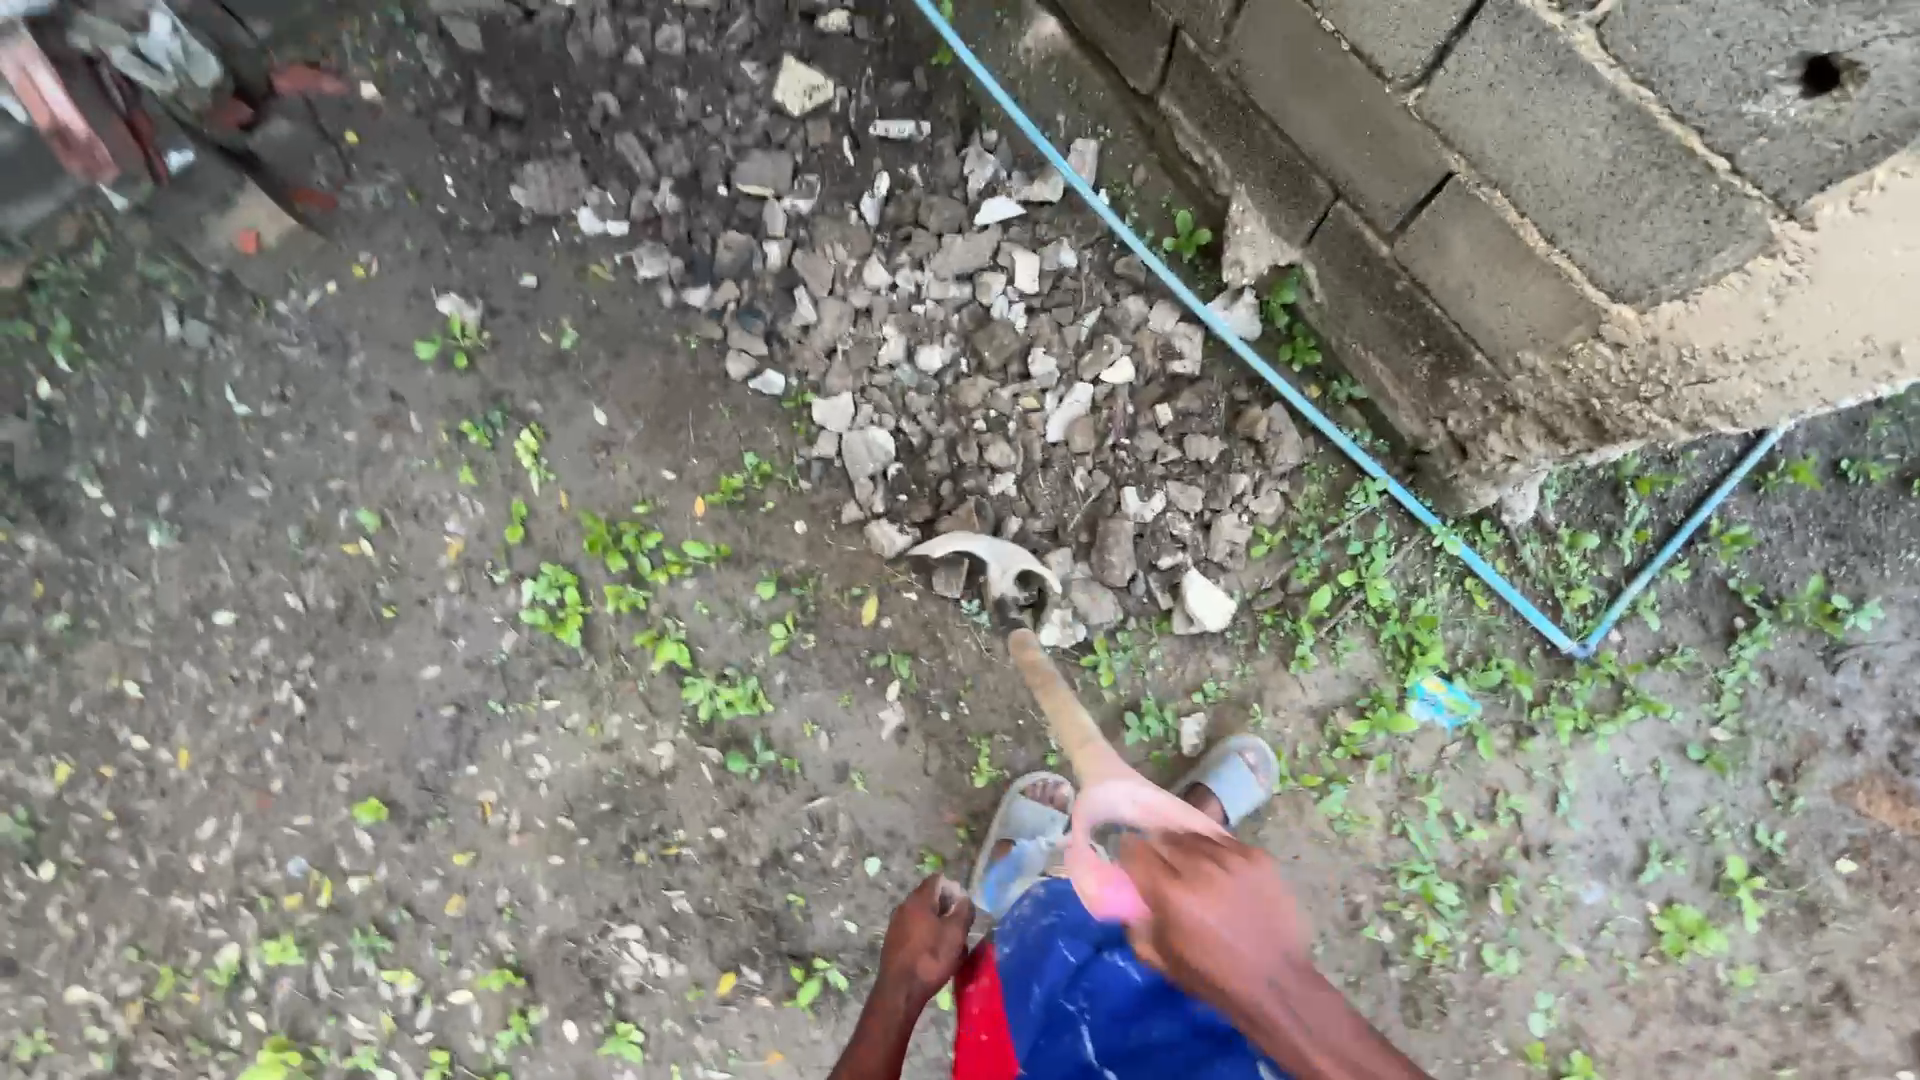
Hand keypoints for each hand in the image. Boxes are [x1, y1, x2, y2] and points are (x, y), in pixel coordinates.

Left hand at [875, 874, 974, 1011]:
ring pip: (923, 917)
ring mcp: (896, 925)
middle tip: (961, 926)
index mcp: (918, 900)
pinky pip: (914, 931)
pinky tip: (935, 955)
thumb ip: (963, 911)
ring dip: (938, 925)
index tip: (964, 906)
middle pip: (929, 898)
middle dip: (947, 909)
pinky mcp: (893, 943)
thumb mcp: (955, 934)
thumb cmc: (930, 958)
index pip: (937, 880)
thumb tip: (964, 899)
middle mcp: (904, 907)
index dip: (953, 888)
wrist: (900, 991)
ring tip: (951, 944)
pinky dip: (927, 937)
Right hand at [1116, 831, 1311, 1021]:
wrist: (1278, 984)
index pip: (1136, 851)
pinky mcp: (1258, 858)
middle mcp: (1199, 868)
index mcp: (1171, 893)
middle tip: (1164, 865)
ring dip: (1188, 847)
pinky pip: (1226, 841)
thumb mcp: (1164, 962)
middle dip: (1159, 849)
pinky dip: (1218, 851)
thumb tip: (1128, 903)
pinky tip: (1222, 869)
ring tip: (1193, 864)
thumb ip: (1137, 929)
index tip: (1132, 858)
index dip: (1130, 852)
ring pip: (1195, 836)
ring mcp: (1232, 859)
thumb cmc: (1216, 978)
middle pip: (1165, 837)